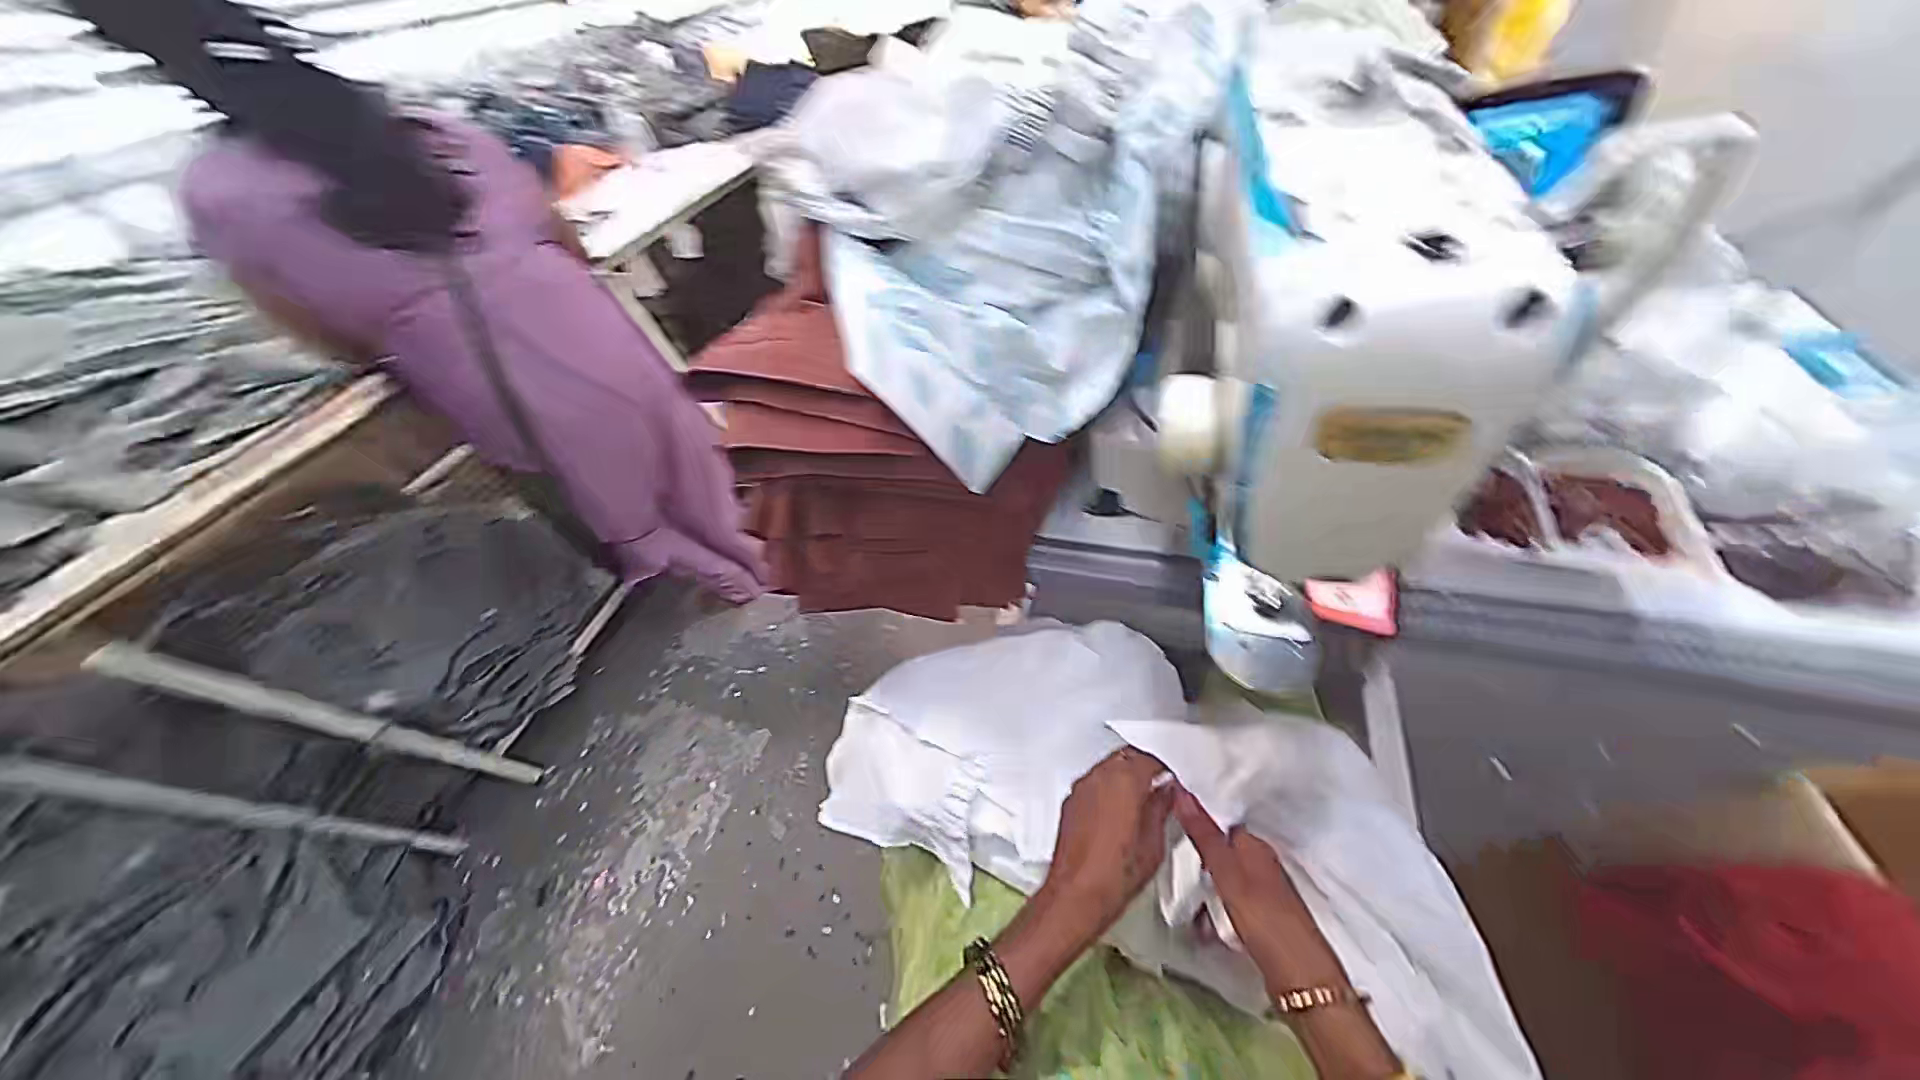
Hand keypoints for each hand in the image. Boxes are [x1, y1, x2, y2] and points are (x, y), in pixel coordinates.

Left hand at [1037, 747, 1176, 944]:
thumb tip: (1166, 793)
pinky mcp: (1071, 801)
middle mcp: (1100, 776)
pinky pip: (1094, 782)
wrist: (1076, 894)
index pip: (1149, 757)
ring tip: (1142, 797)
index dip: (1165, 766)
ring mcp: (1082, 787)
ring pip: (1108, 766)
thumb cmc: (1115, 874)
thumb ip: (1161, 808)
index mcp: (1124, 780)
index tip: (1174, 777)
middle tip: (1161, 783)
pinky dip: (1108, 787)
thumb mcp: (1154, 843)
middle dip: (1144, 765)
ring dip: (1124, 774)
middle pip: (1126, 756)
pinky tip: (1119, 809)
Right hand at [1173, 787, 1346, 992]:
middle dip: (1198, 856)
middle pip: (1221, 848)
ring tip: (1186, 897)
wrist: (1298, 976)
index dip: (1196, 818)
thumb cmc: (1262, 918)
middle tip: (1173, 859)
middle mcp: (1261, 862)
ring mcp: (1263, 889)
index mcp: (1255, 845)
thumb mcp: (1225, 872)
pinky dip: (1216, 906)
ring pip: (1223, 875)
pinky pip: (1229, 899)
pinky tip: (1204, 921)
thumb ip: (1203, 834)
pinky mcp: (1262, 914)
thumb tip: (1181, 791)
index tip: (1170, 818)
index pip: (1221, 819)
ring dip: (1205, 885)